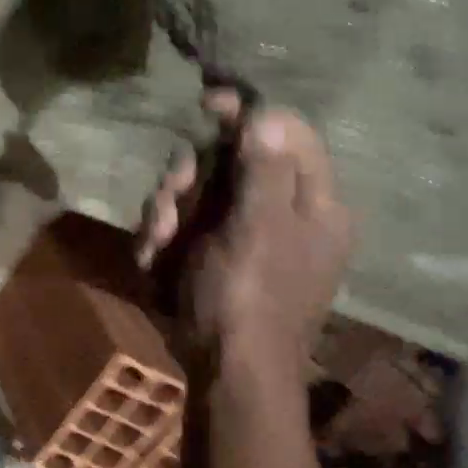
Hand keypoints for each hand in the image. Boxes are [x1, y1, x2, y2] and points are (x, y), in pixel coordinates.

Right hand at [137, 90, 353, 364]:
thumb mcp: (257, 229)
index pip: (287, 136)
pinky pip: (175, 224)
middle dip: (188, 181)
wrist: (224, 364)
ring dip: (164, 212)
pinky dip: (159, 237)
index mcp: (313, 205)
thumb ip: (263, 171)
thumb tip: (265, 114)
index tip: (205, 103)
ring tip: (159, 242)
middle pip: (226, 162)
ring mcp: (240, 235)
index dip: (247, 116)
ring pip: (191, 193)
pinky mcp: (207, 253)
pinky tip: (155, 259)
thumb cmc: (248, 295)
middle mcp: (280, 213)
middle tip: (171, 204)